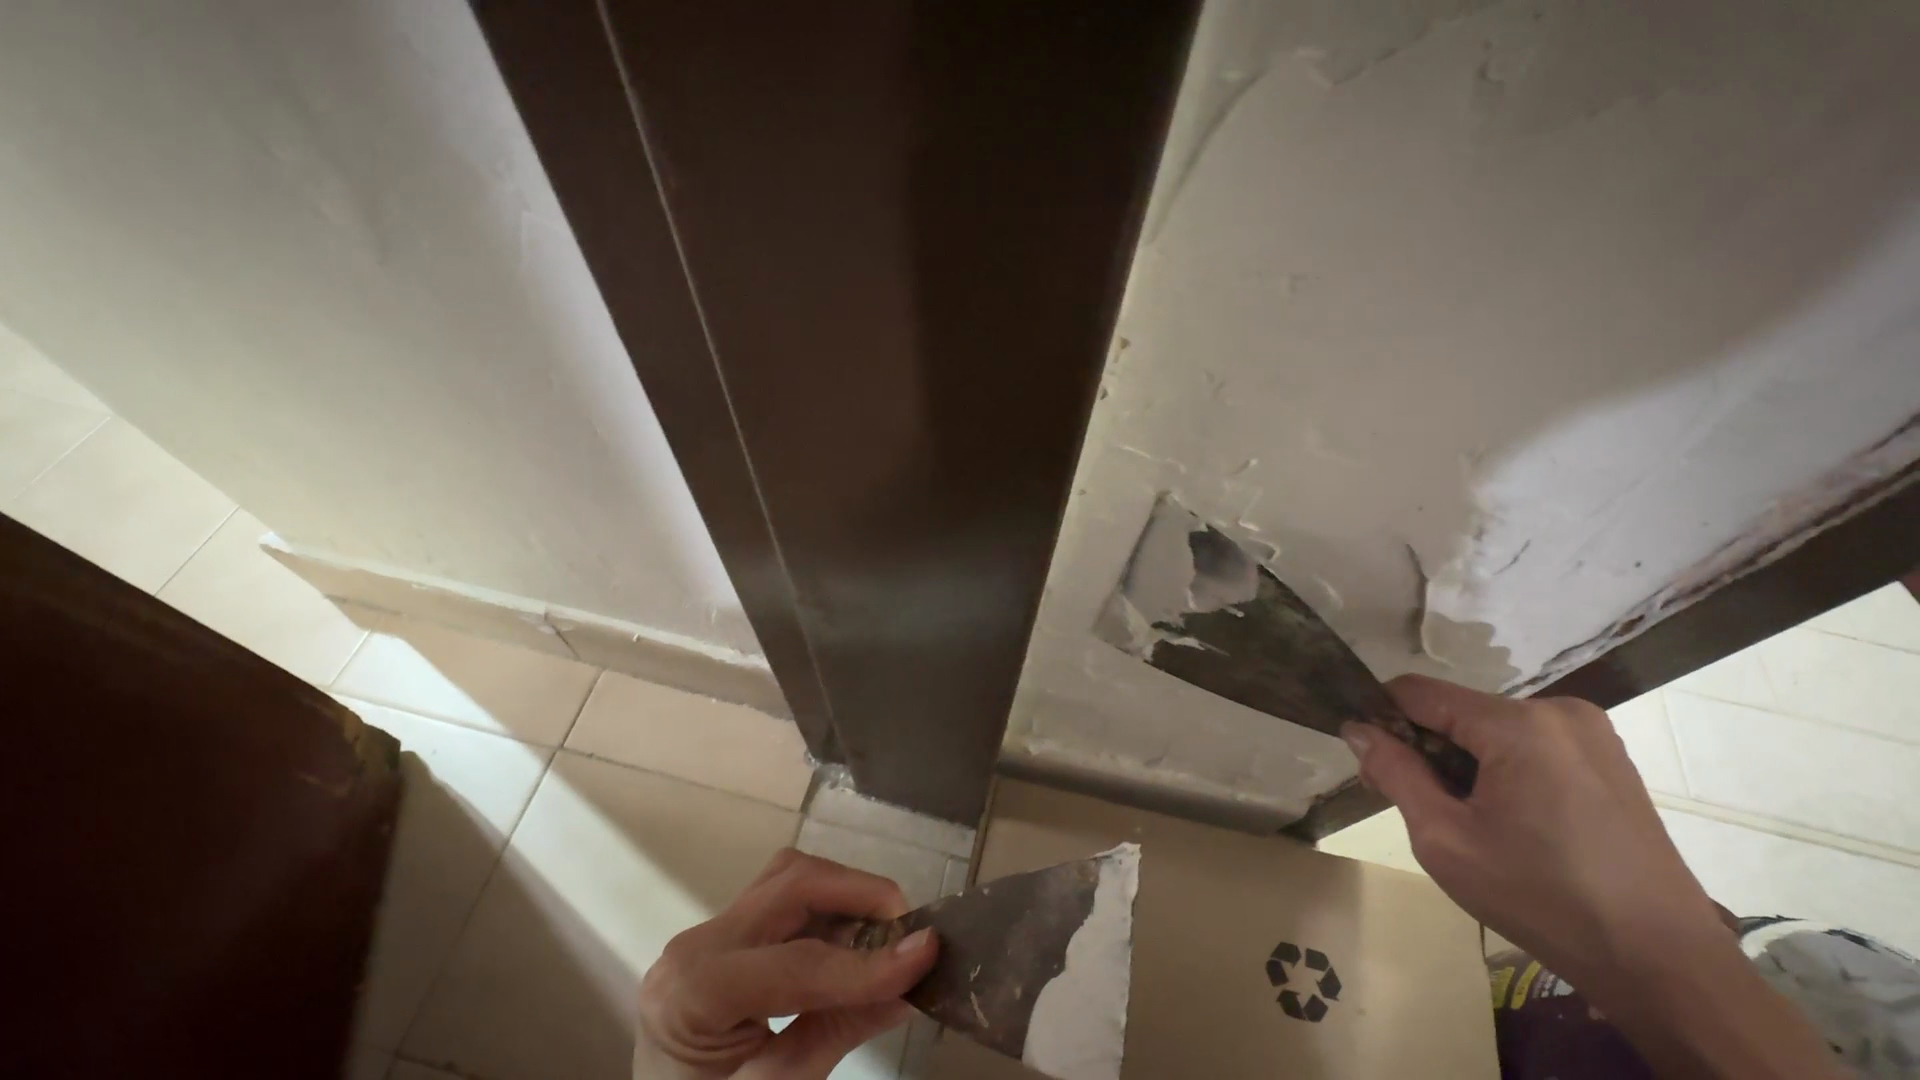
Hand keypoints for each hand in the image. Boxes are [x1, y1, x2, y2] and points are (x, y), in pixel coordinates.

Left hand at [636, 848, 939, 1079]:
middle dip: (860, 895)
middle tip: (910, 927)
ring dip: (847, 895)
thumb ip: (842, 1030)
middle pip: (790, 884)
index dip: (867, 960)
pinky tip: (856, 941)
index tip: (928, 953)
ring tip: (887, 934)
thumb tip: (913, 983)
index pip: (795, 963)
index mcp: (692, 993)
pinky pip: (784, 901)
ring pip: (788, 878)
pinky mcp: (725, 936)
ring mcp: (707, 934)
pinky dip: (830, 909)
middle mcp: (695, 945)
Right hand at [1345, 675, 1843, 1078]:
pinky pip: (1529, 745)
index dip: (1383, 721)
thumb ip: (1394, 773)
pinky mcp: (1609, 759)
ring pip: (1491, 730)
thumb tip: (1356, 728)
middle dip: (1426, 750)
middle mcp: (1557, 710)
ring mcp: (1591, 733)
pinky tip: (1512, 823)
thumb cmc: (1542, 898)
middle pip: (1457, 711)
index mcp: (1518, 723)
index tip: (1374, 767)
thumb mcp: (1445, 839)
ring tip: (1470, 824)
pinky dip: (1503, 771)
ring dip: (1464, 764)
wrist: (1663, 962)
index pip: (1417, 692)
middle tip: (1420, 809)